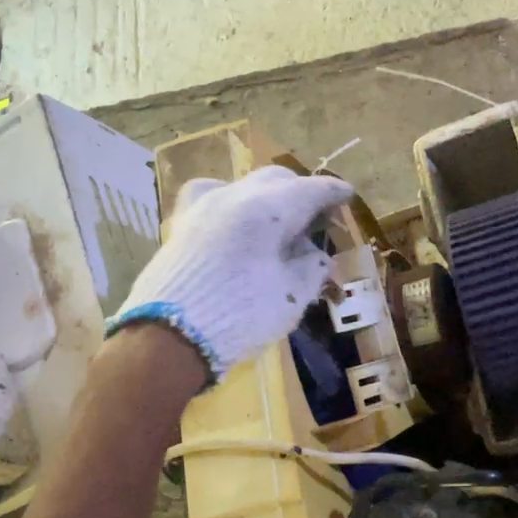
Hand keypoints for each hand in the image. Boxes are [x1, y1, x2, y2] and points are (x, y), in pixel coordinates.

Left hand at [109, 166, 354, 381]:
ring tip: (280, 223)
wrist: (169, 338)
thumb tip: (315, 255)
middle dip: (301, 193)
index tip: (348, 195)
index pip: (310, 189)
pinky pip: (213, 198)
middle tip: (317, 218)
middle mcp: (235, 195)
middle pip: (277, 180)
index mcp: (268, 208)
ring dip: (269, 197)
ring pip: (245, 185)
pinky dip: (233, 203)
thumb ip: (311, 267)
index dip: (333, 192)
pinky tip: (235, 221)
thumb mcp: (292, 296)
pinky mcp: (182, 224)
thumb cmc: (241, 316)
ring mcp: (203, 206)